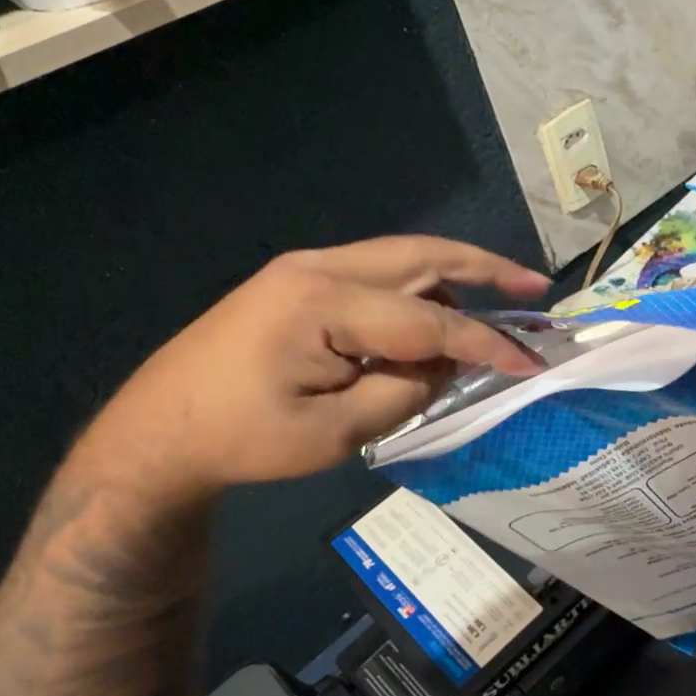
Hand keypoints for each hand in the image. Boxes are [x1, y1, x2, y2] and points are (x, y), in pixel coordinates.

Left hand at [74, 237, 549, 499]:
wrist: (158, 433)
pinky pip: (376, 278)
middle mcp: (318, 269)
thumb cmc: (244, 439)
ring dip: (453, 280)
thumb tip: (444, 366)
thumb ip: (405, 391)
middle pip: (422, 256)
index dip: (488, 345)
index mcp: (323, 302)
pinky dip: (418, 295)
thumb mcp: (338, 431)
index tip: (532, 365)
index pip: (430, 322)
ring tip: (497, 310)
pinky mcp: (298, 286)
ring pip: (401, 260)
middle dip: (486, 268)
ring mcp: (304, 272)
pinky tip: (435, 324)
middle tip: (537, 286)